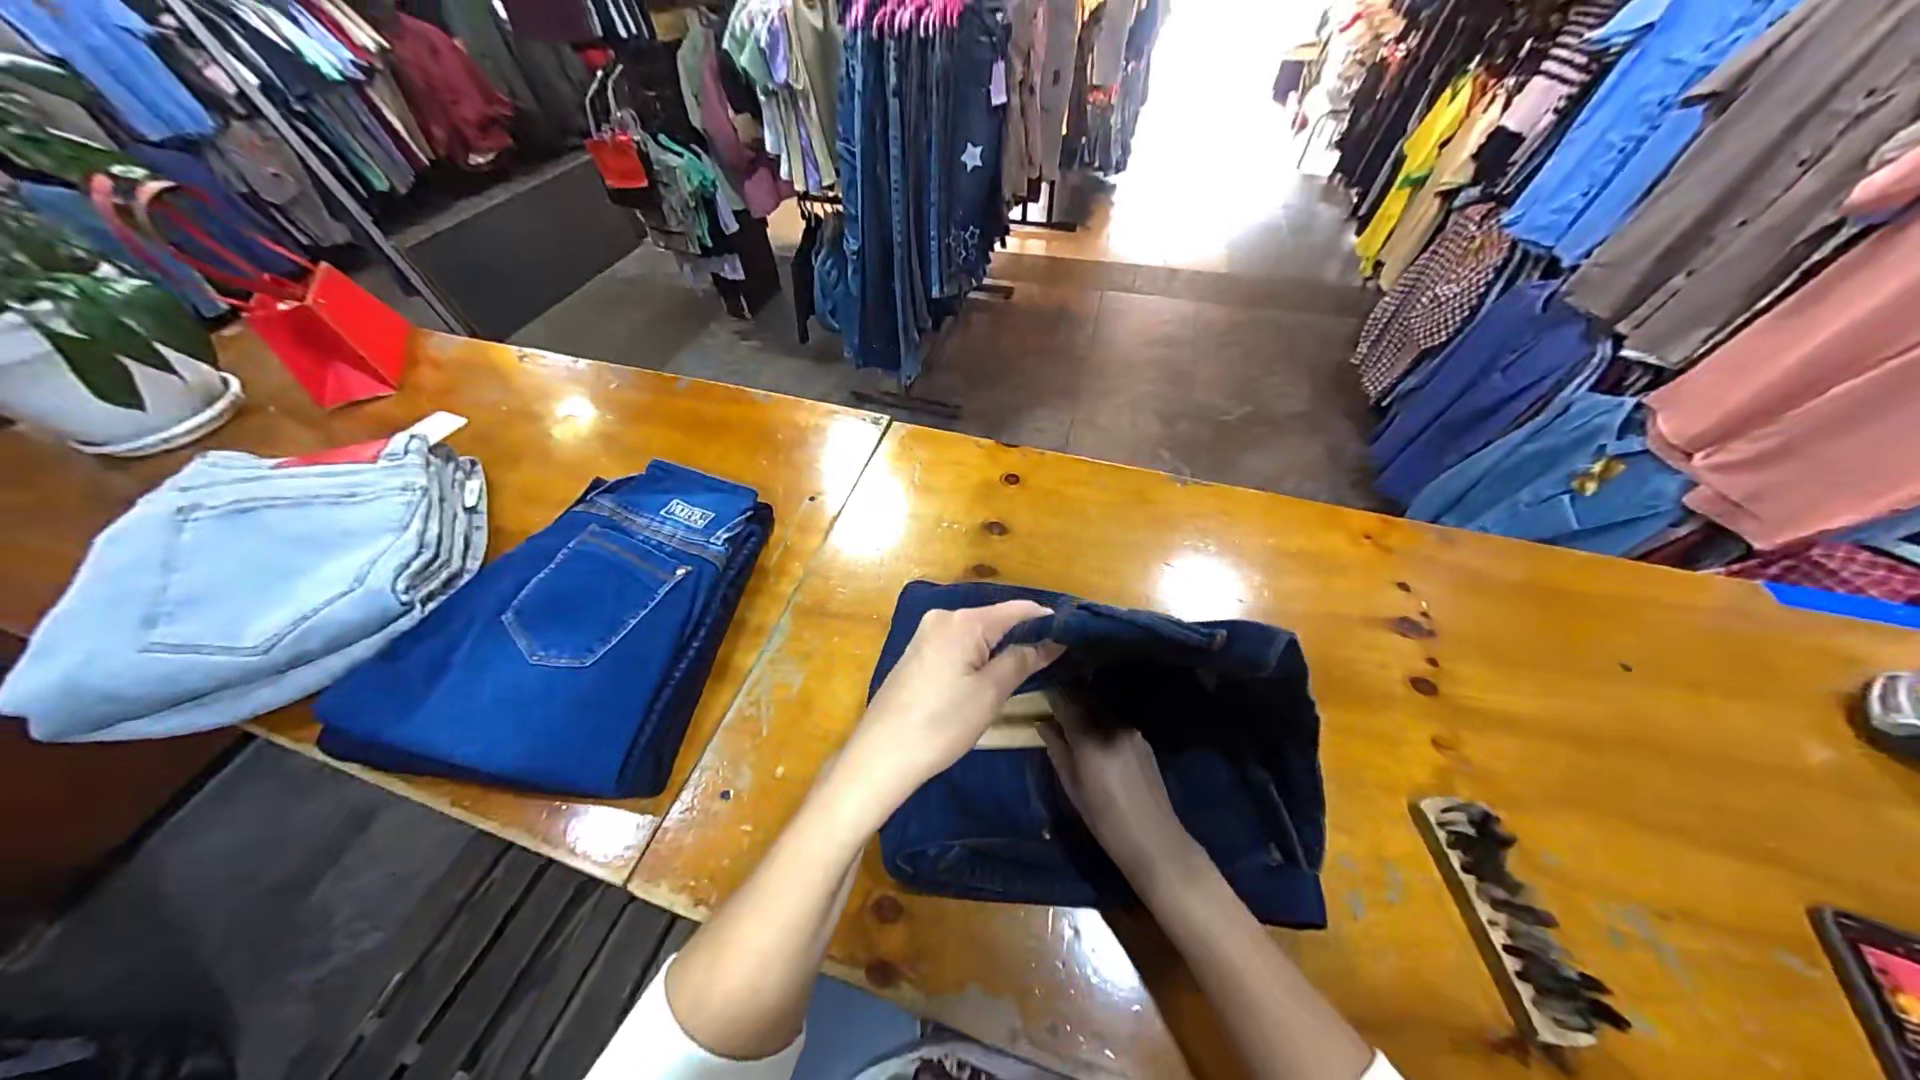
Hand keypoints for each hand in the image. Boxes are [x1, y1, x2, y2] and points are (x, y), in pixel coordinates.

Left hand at [835, 601, 1063, 818]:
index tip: (1074, 636)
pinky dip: (979, 653)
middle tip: (1057, 656)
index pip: (1018, 609)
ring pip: (977, 632)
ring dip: (1002, 646)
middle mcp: (943, 617)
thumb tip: (1053, 640)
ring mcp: (926, 634)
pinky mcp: (918, 653)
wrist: (881, 754)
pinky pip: (959, 644)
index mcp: (963, 621)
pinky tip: (991, 672)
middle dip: (1025, 634)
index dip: (1048, 621)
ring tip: (1031, 666)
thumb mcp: (990, 693)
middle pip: (996, 618)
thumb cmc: (941, 724)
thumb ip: (1023, 660)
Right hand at [1039, 694, 1197, 879]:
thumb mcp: (1072, 788)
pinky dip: (1104, 729)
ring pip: (1103, 716)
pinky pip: (1116, 727)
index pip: (1068, 706)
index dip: (1054, 698)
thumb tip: (1044, 725)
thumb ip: (1057, 751)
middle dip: (1071, 706)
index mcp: (1091, 743)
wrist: (1154, 839)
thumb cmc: (1105, 821)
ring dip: (1089, 717)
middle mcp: (1113, 729)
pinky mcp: (1144, 742)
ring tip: (1078, 731)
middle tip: (1057, 714)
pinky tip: (1101, 746)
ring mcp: (1132, 734)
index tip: (1044, 697)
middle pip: (1086, 706)